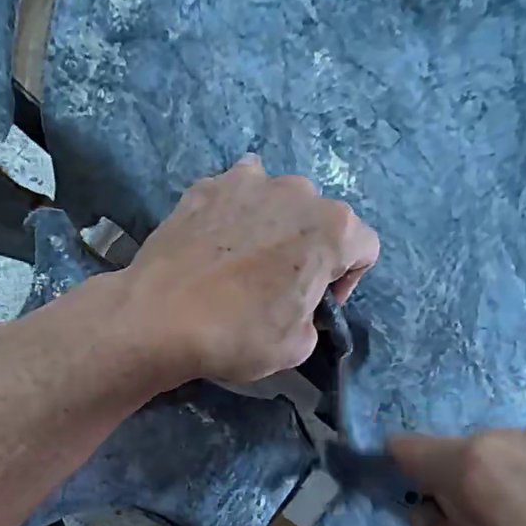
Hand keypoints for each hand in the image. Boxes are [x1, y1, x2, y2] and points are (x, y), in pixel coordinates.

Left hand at [118, 156, 378, 384]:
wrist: (160, 317)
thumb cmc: (239, 334)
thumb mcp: (298, 345)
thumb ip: (314, 315)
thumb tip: (297, 304)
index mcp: (334, 228)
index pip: (365, 248)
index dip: (346, 282)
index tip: (317, 306)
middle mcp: (298, 191)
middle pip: (321, 220)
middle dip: (309, 250)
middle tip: (279, 287)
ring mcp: (249, 181)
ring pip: (277, 202)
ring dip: (273, 227)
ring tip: (244, 262)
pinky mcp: (206, 185)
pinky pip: (234, 196)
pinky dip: (233, 215)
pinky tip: (215, 245)